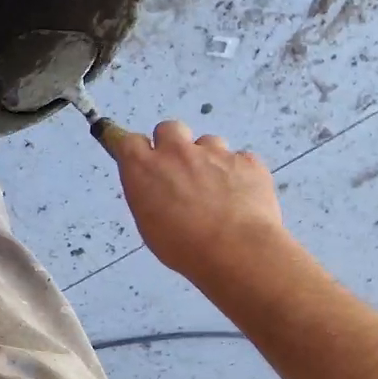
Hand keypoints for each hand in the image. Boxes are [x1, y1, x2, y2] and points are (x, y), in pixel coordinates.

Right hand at [105, 120, 294, 286]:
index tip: (138, 158)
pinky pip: (241, 159)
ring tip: (217, 187)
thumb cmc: (180, 245)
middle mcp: (176, 152)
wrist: (237, 251)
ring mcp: (215, 153)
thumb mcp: (147, 220)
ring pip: (209, 142)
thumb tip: (156, 186)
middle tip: (180, 168)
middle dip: (172, 142)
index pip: (128, 140)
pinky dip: (239, 173)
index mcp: (143, 167)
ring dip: (208, 158)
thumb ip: (148, 192)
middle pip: (169, 128)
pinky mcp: (248, 162)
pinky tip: (243, 196)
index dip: (134, 148)